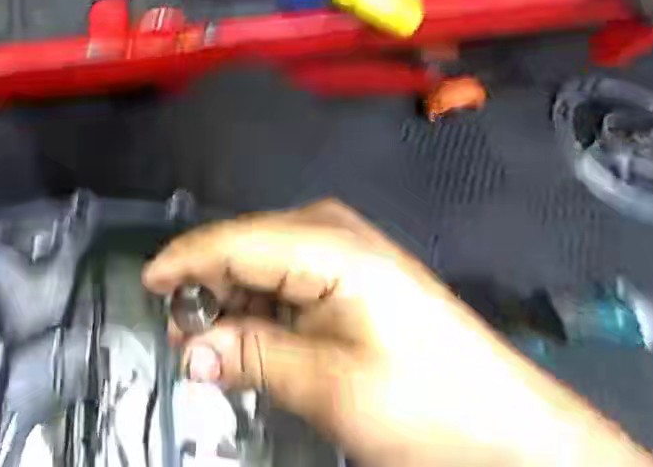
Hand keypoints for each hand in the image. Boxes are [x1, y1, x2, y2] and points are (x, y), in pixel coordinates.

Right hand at [142, 200, 652, 466]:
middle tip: (173, 333)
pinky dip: (262, 302)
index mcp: (326, 242)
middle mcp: (330, 226)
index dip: (185, 260)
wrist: (510, 425)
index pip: (235, 240)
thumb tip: (187, 348)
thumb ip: (253, 355)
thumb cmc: (423, 403)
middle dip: (207, 283)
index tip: (143, 284)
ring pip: (263, 259)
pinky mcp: (351, 268)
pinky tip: (248, 335)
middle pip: (246, 244)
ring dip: (232, 296)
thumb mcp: (330, 387)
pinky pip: (288, 273)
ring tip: (203, 342)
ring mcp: (343, 244)